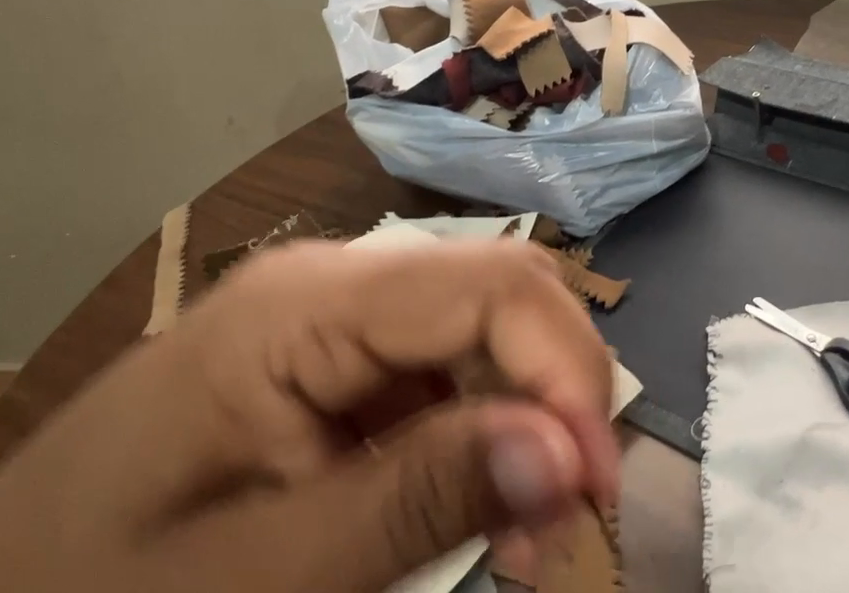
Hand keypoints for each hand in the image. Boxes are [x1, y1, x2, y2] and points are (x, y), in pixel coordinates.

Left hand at [0, 240, 619, 592]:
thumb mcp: (253, 577)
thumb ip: (414, 501)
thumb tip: (566, 452)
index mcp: (304, 306)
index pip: (493, 288)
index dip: (568, 371)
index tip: (596, 492)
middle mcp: (330, 284)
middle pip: (498, 295)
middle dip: (556, 393)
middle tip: (568, 518)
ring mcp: (330, 320)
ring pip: (482, 333)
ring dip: (526, 420)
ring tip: (527, 533)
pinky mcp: (331, 362)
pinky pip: (440, 375)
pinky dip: (482, 435)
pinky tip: (476, 504)